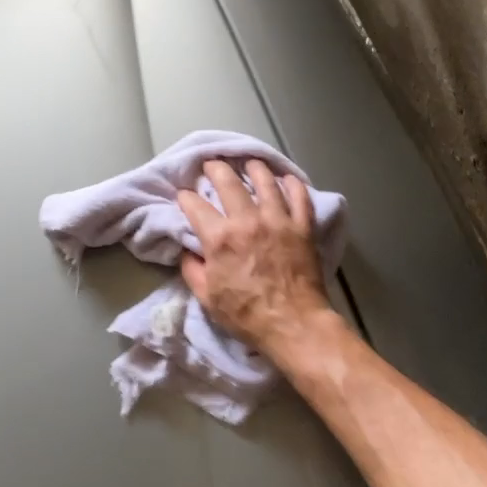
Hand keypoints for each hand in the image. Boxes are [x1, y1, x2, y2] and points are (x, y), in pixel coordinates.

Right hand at [176, 159, 339, 353]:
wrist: (293, 323)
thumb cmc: (246, 315)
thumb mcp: (207, 298)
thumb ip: (193, 270)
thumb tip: (189, 251)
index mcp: (220, 238)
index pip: (196, 206)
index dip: (186, 197)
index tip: (184, 196)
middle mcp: (247, 221)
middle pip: (228, 182)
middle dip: (216, 169)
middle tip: (212, 163)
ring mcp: (278, 220)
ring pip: (265, 181)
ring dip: (254, 168)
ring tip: (249, 162)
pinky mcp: (302, 227)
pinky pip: (300, 196)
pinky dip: (293, 184)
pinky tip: (287, 179)